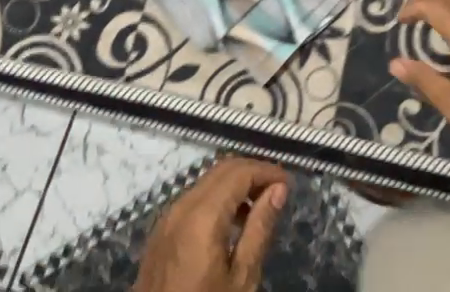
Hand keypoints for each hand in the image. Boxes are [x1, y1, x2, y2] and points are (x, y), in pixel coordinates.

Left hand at [133, 157, 287, 291]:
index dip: (267, 171)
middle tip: (278, 191)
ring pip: (206, 181)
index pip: (240, 172)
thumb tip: (279, 190)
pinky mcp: (161, 231)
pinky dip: (217, 197)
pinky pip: (193, 199)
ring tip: (260, 207)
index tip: (289, 185)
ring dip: (235, 184)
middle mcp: (181, 206)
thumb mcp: (242, 279)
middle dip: (252, 172)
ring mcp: (166, 218)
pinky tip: (232, 222)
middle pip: (221, 169)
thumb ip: (260, 229)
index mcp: (202, 216)